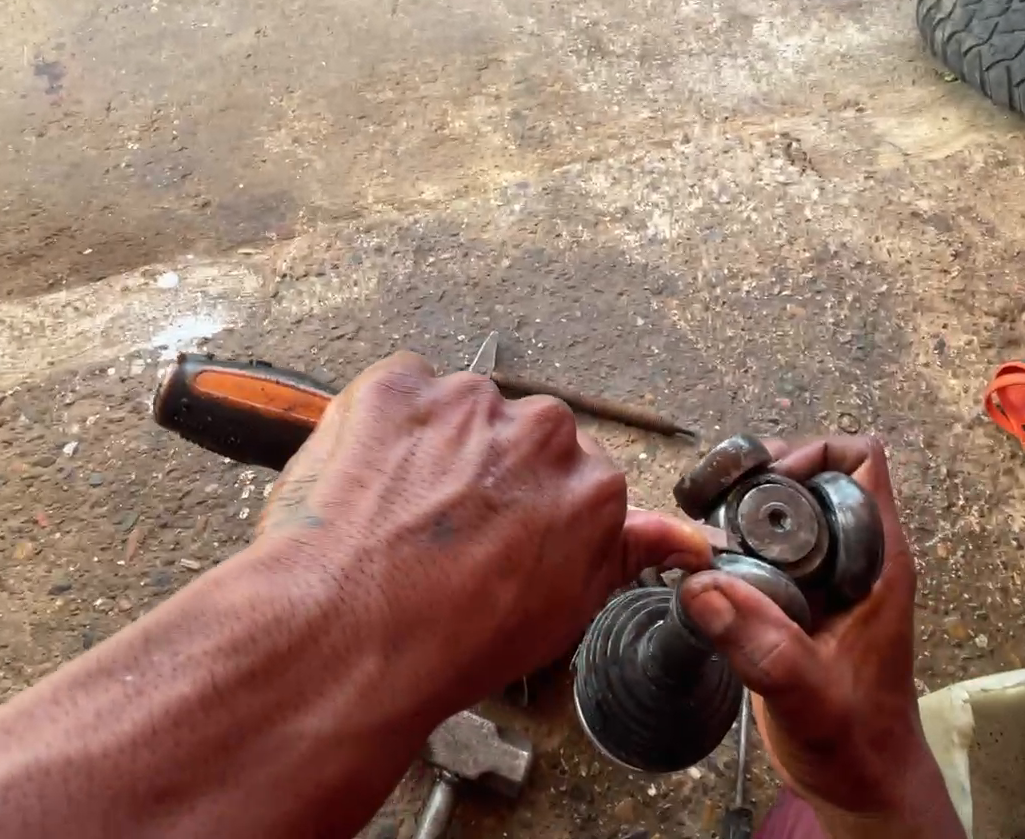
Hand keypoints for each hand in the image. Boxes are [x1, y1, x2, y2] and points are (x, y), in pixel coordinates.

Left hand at [258, 351, 712, 720]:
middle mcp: (541, 429)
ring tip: (402, 506)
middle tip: (447, 518)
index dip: (528, 503)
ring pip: (463, 410)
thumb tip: (680, 536)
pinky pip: (406, 393)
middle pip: (522, 433)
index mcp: (590, 483)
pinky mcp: (402, 384)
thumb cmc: (449, 641)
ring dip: (440, 444)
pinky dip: (390, 426)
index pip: (571, 471)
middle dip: (491, 465)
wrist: (345, 637)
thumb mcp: (560, 613)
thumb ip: (621, 553)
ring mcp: (468, 400)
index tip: (500, 527)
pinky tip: (374, 479)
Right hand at [680, 437, 958, 834]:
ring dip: (744, 499)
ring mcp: (827, 568)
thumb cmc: (853, 741)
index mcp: (877, 559)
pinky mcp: (800, 587)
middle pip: (814, 469)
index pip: (860, 461)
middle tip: (716, 498)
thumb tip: (699, 585)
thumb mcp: (809, 695)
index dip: (812, 453)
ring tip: (702, 516)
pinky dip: (736, 530)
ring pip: (788, 499)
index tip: (764, 485)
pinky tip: (704, 552)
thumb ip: (762, 645)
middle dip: (763, 472)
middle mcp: (854, 551)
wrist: (860, 781)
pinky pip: (769, 535)